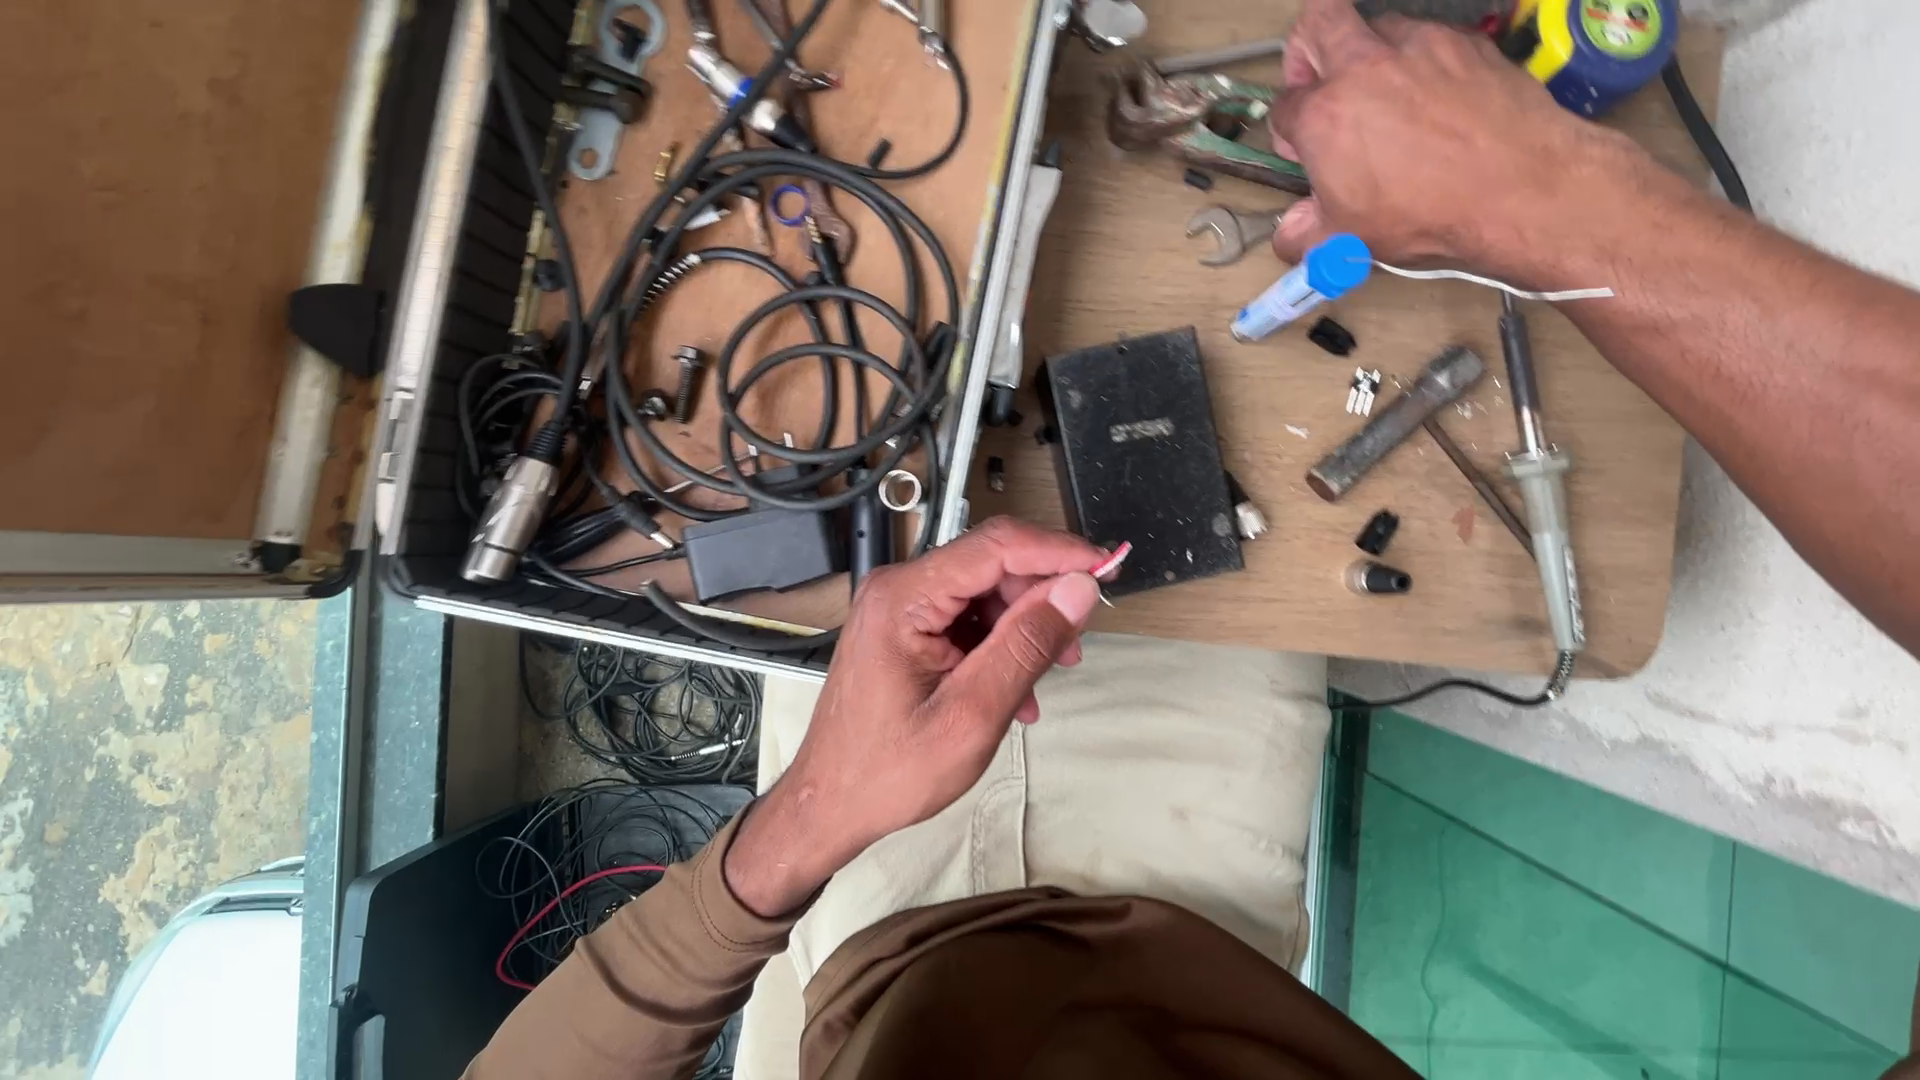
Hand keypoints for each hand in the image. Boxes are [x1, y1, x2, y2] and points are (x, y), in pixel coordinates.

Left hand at [724, 518, 1107, 915]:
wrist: (832, 803)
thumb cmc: (888, 771)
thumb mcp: (972, 714)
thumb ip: (1026, 645)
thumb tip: (1077, 589)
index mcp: (904, 597)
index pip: (996, 546)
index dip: (1058, 551)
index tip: (1107, 568)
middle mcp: (898, 588)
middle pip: (992, 566)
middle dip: (1043, 597)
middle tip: (1075, 643)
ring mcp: (900, 607)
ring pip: (985, 593)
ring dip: (1025, 627)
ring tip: (1048, 673)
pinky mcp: (906, 628)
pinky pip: (967, 619)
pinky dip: (1000, 645)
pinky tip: (1014, 689)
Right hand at [1267, 0, 1651, 280]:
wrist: (1516, 189)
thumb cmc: (1423, 214)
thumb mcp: (1343, 242)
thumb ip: (1301, 234)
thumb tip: (1290, 230)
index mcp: (1324, 117)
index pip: (1284, 105)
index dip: (1287, 129)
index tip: (1301, 149)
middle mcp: (1364, 67)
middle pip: (1318, 21)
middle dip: (1307, 49)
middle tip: (1318, 84)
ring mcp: (1419, 46)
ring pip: (1375, 24)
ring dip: (1366, 53)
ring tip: (1380, 96)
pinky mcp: (1466, 43)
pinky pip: (1429, 38)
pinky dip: (1418, 61)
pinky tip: (1430, 100)